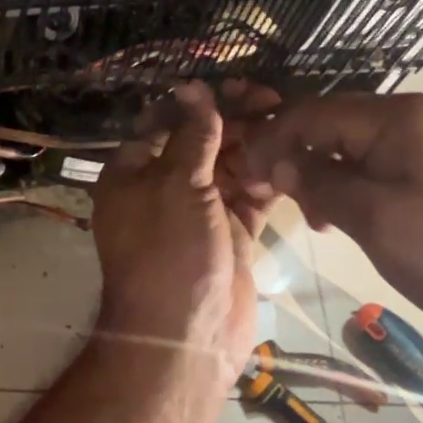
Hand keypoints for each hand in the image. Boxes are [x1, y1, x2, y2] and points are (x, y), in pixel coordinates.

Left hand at [89, 82, 268, 373]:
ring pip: (228, 166)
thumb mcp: (176, 185)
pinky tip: (289, 159)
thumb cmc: (168, 252)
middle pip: (200, 140)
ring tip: (286, 120)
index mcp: (133, 171)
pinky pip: (249, 196)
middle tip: (269, 97)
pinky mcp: (231, 234)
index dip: (197, 101)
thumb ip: (193, 136)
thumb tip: (195, 87)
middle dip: (232, 119)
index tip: (233, 85)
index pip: (165, 121)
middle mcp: (163, 187)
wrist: (186, 337)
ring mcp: (199, 212)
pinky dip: (267, 179)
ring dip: (254, 145)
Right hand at [236, 91, 422, 359]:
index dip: (272, 141)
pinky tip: (357, 214)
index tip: (242, 173)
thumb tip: (277, 161)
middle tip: (274, 197)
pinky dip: (364, 181)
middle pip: (340, 121)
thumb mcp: (380, 222)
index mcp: (405, 115)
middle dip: (300, 155)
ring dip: (331, 171)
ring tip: (317, 216)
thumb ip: (322, 183)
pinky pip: (395, 159)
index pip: (316, 112)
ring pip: (366, 142)